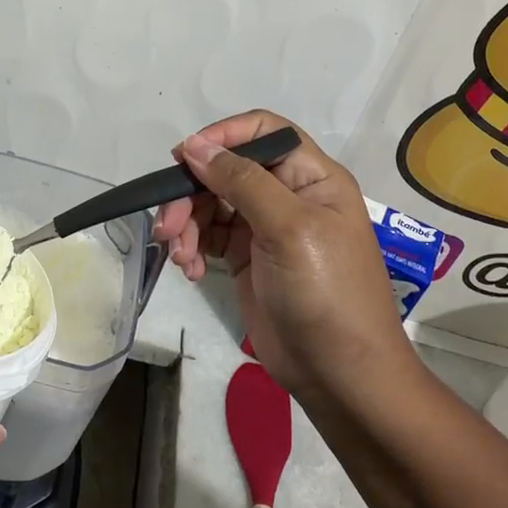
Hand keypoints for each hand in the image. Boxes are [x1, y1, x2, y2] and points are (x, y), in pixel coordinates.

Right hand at [153, 110, 409, 392]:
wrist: (339, 375)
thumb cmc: (326, 294)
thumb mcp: (288, 229)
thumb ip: (241, 181)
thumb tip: (195, 146)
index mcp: (311, 178)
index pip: (263, 131)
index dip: (223, 136)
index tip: (185, 157)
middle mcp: (287, 195)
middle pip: (225, 170)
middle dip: (191, 192)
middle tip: (168, 225)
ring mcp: (264, 228)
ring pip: (209, 202)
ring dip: (185, 223)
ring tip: (180, 256)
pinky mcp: (245, 258)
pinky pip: (207, 235)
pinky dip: (192, 247)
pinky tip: (192, 271)